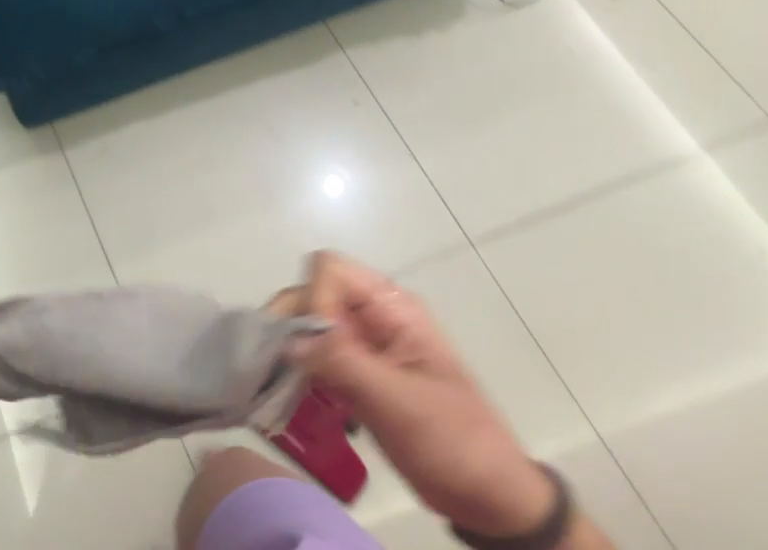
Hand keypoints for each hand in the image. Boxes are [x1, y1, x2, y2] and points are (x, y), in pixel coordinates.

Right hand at [283, 253, 556, 537]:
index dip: (315, 300)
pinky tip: (294, 395)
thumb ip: (343, 363)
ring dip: (290, 349)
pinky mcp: (352, 376)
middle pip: (312, 293)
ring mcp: (361, 347)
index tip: (315, 345)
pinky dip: (298, 371)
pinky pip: (313, 357)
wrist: (486, 495)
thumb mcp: (400, 401)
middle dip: (292, 323)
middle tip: (280, 365)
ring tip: (282, 383)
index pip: (331, 272)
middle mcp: (372, 317)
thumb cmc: (454, 440)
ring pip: (306, 324)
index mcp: (393, 309)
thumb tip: (289, 340)